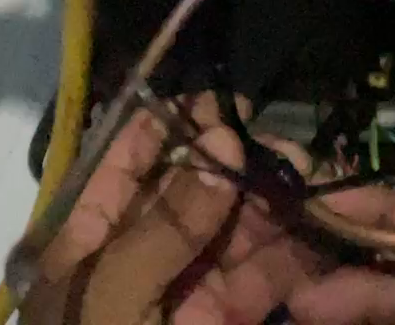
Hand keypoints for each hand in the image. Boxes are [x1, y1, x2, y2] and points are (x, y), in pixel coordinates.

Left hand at [20, 93, 324, 324]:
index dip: (170, 125)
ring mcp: (176, 293)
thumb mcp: (111, 298)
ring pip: (226, 233)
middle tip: (286, 148)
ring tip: (310, 182)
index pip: (125, 162)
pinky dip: (283, 260)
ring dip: (268, 208)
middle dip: (235, 168)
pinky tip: (313, 234)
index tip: (220, 97)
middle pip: (187, 193)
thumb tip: (223, 138)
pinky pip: (251, 282)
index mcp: (82, 242)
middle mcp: (130, 256)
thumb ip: (168, 222)